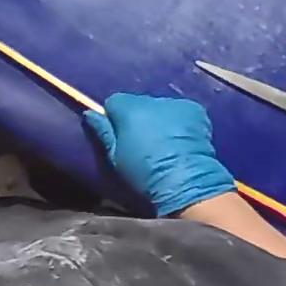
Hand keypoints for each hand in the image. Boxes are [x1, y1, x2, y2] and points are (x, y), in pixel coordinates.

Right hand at [84, 93, 235, 216]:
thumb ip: (103, 132)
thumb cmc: (144, 175)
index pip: (113, 101)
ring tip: (161, 143)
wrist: (186, 185)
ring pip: (158, 107)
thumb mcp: (115, 158)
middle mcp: (152, 101)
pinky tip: (178, 140)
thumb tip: (89, 113)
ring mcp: (177, 104)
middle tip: (140, 143)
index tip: (118, 137)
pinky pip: (179, 111)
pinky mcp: (196, 111)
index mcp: (129, 109)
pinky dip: (177, 121)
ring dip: (157, 119)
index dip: (114, 119)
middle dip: (137, 118)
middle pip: (137, 103)